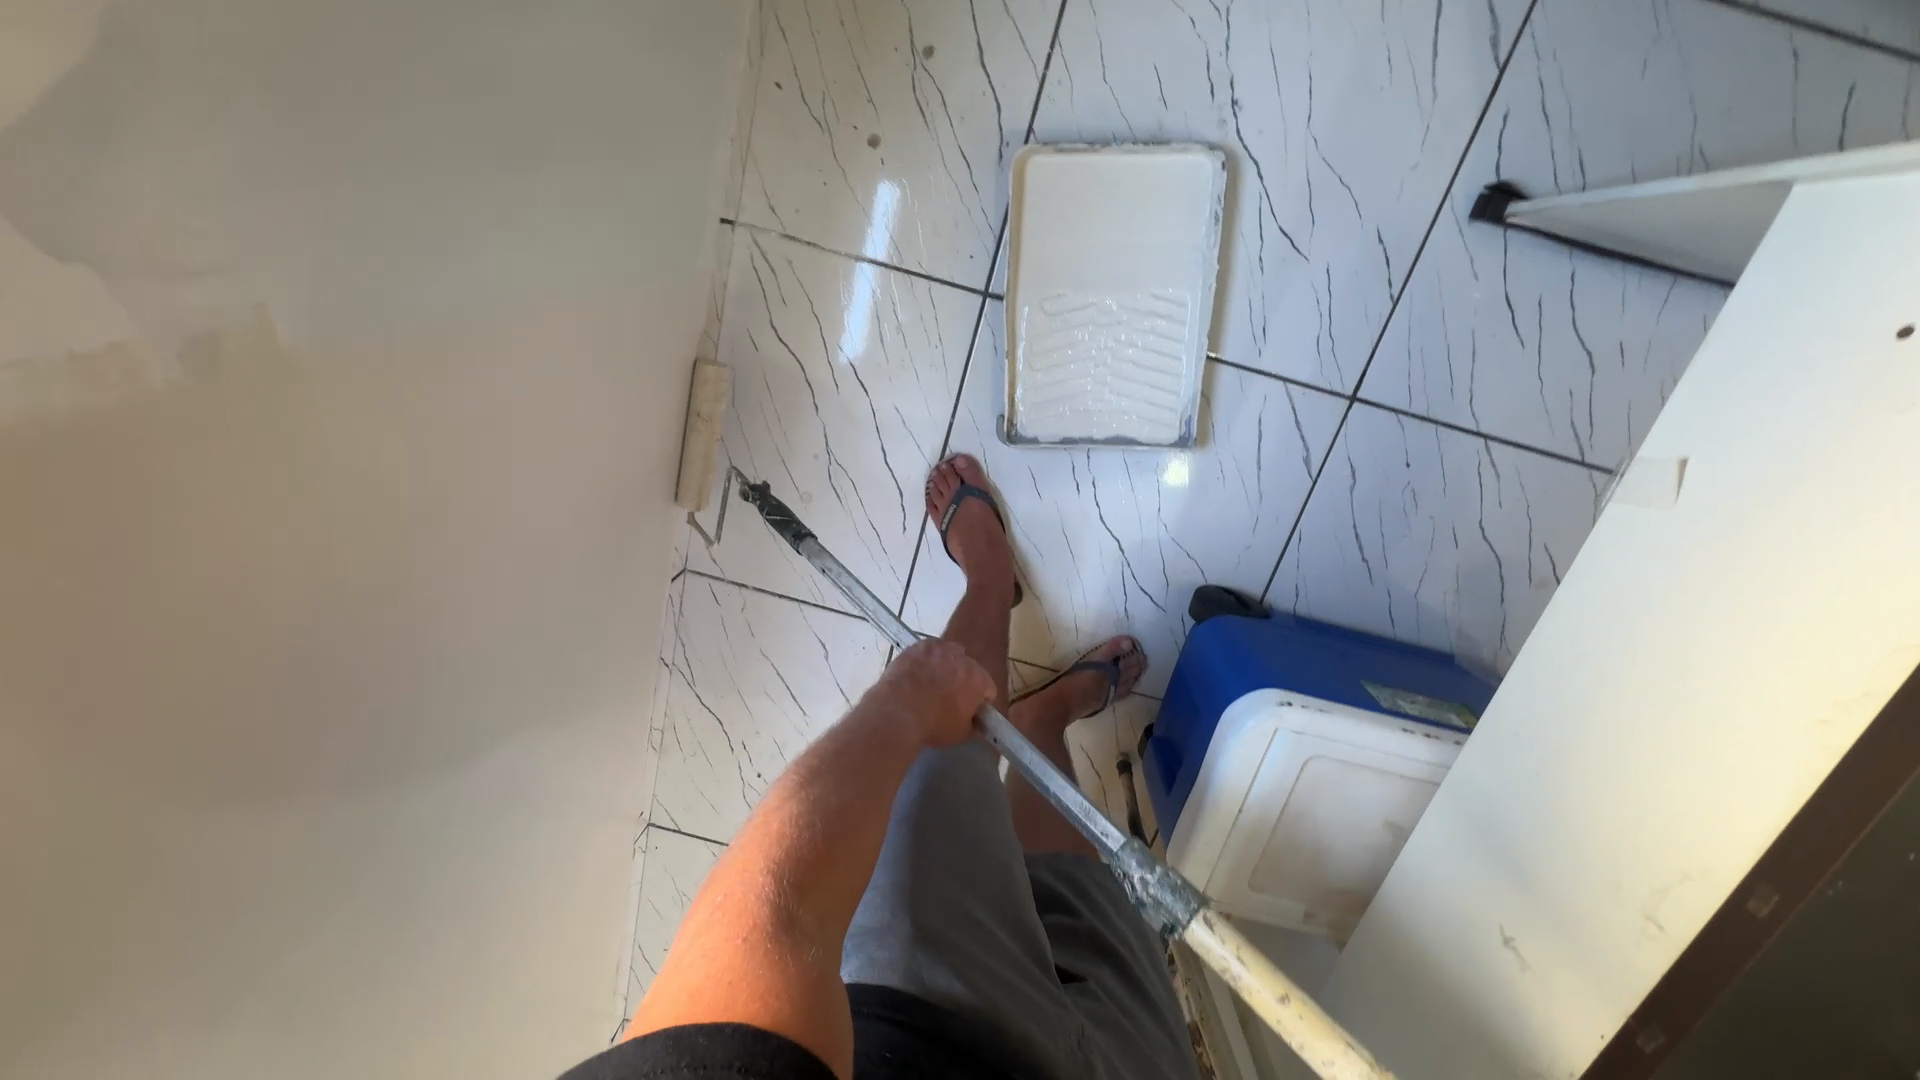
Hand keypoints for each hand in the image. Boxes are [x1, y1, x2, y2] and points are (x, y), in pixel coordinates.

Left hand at [868, 640, 995, 747]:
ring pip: (949, 654)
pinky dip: (926, 659)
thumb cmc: (933, 725)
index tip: (970, 710)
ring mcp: (939, 649)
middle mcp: (963, 658)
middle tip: (948, 698)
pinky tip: (916, 672)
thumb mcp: (961, 733)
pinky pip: (928, 650)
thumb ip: (973, 724)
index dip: (980, 701)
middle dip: (962, 680)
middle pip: (968, 668)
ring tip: (931, 682)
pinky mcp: (918, 646)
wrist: (898, 712)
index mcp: (978, 679)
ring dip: (945, 665)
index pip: (988, 689)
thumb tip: (975, 722)